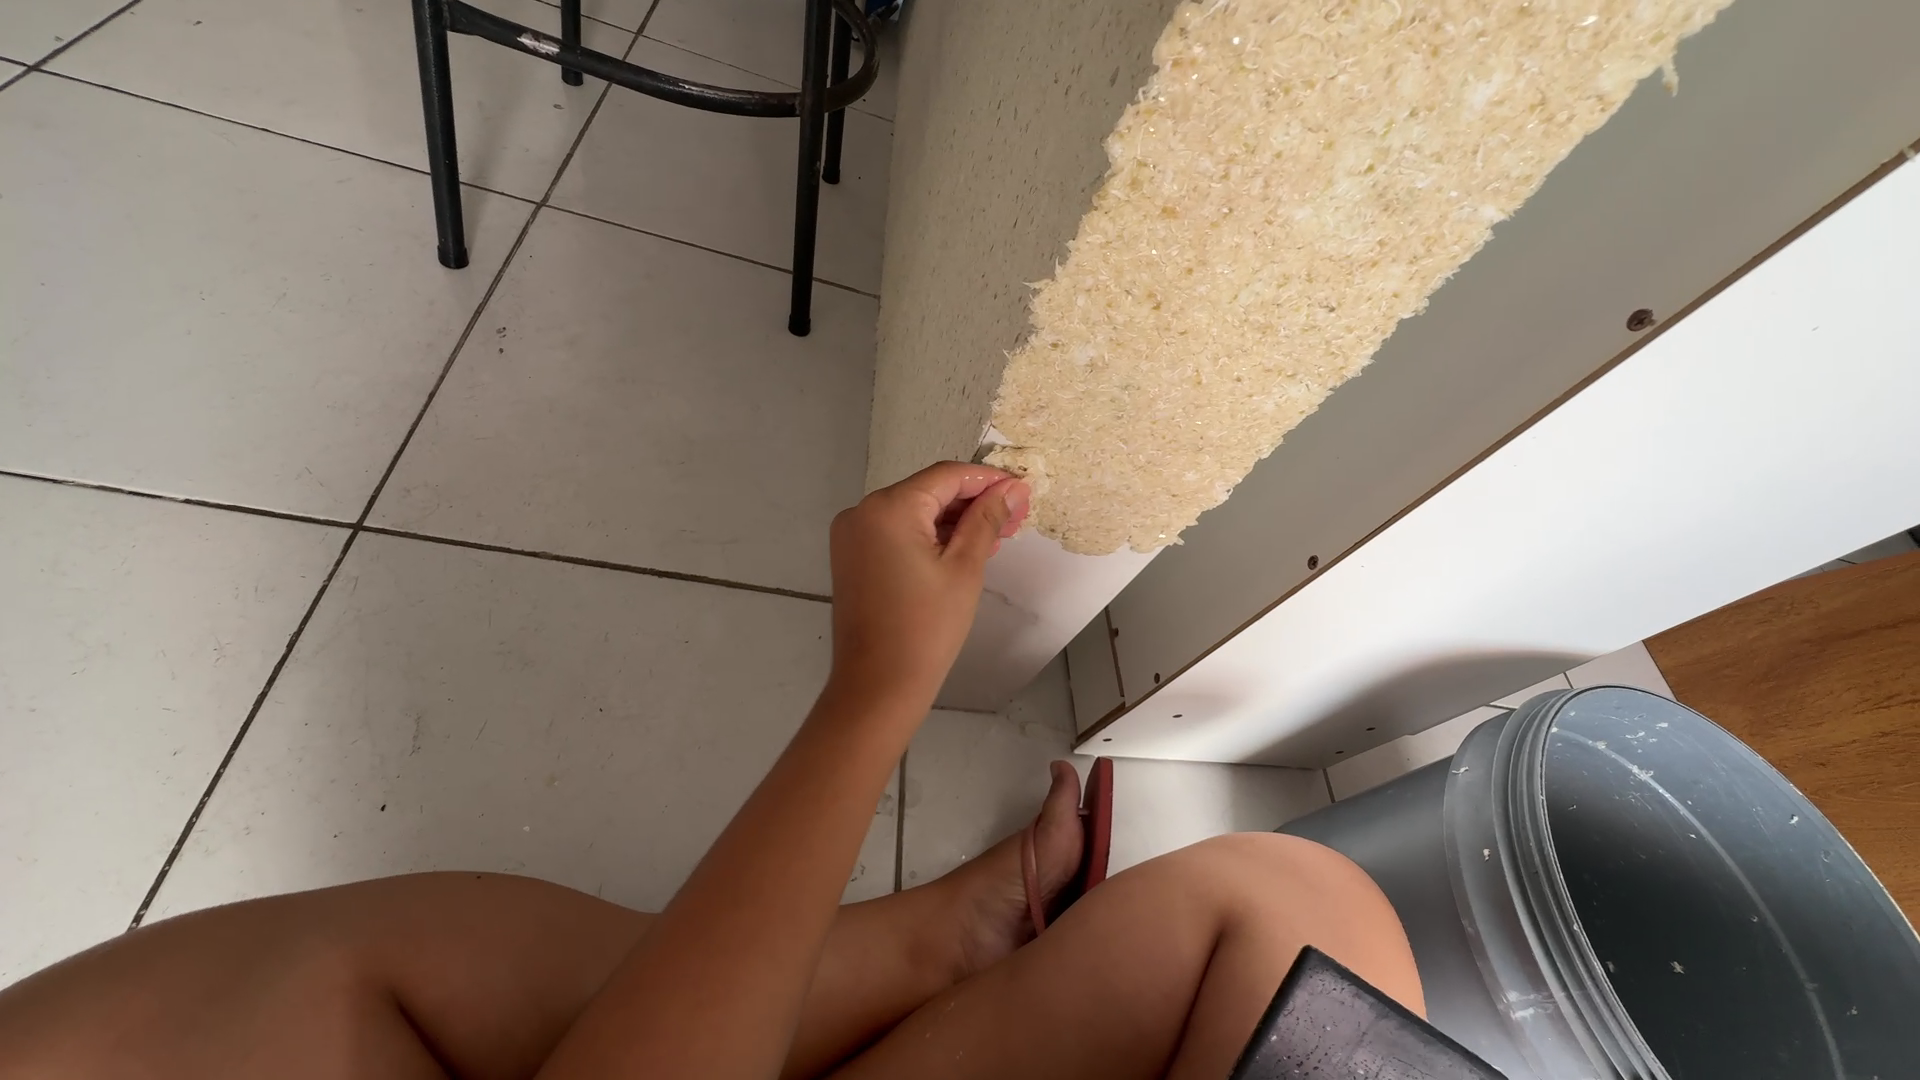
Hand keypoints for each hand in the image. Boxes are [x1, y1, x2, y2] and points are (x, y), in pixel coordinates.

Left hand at [825, 462, 1029, 707]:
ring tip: (998, 536)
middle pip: (929, 492)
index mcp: (888, 508)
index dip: (987, 480)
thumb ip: (986, 519)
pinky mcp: (852, 557)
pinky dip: (929, 537)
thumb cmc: (927, 627)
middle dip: (973, 503)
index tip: (1022, 489)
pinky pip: (898, 533)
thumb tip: (1012, 488)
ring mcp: (852, 535)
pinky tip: (964, 548)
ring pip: (914, 513)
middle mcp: (862, 511)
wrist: (878, 684)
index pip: (946, 476)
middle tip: (1017, 517)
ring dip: (954, 522)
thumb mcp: (965, 568)